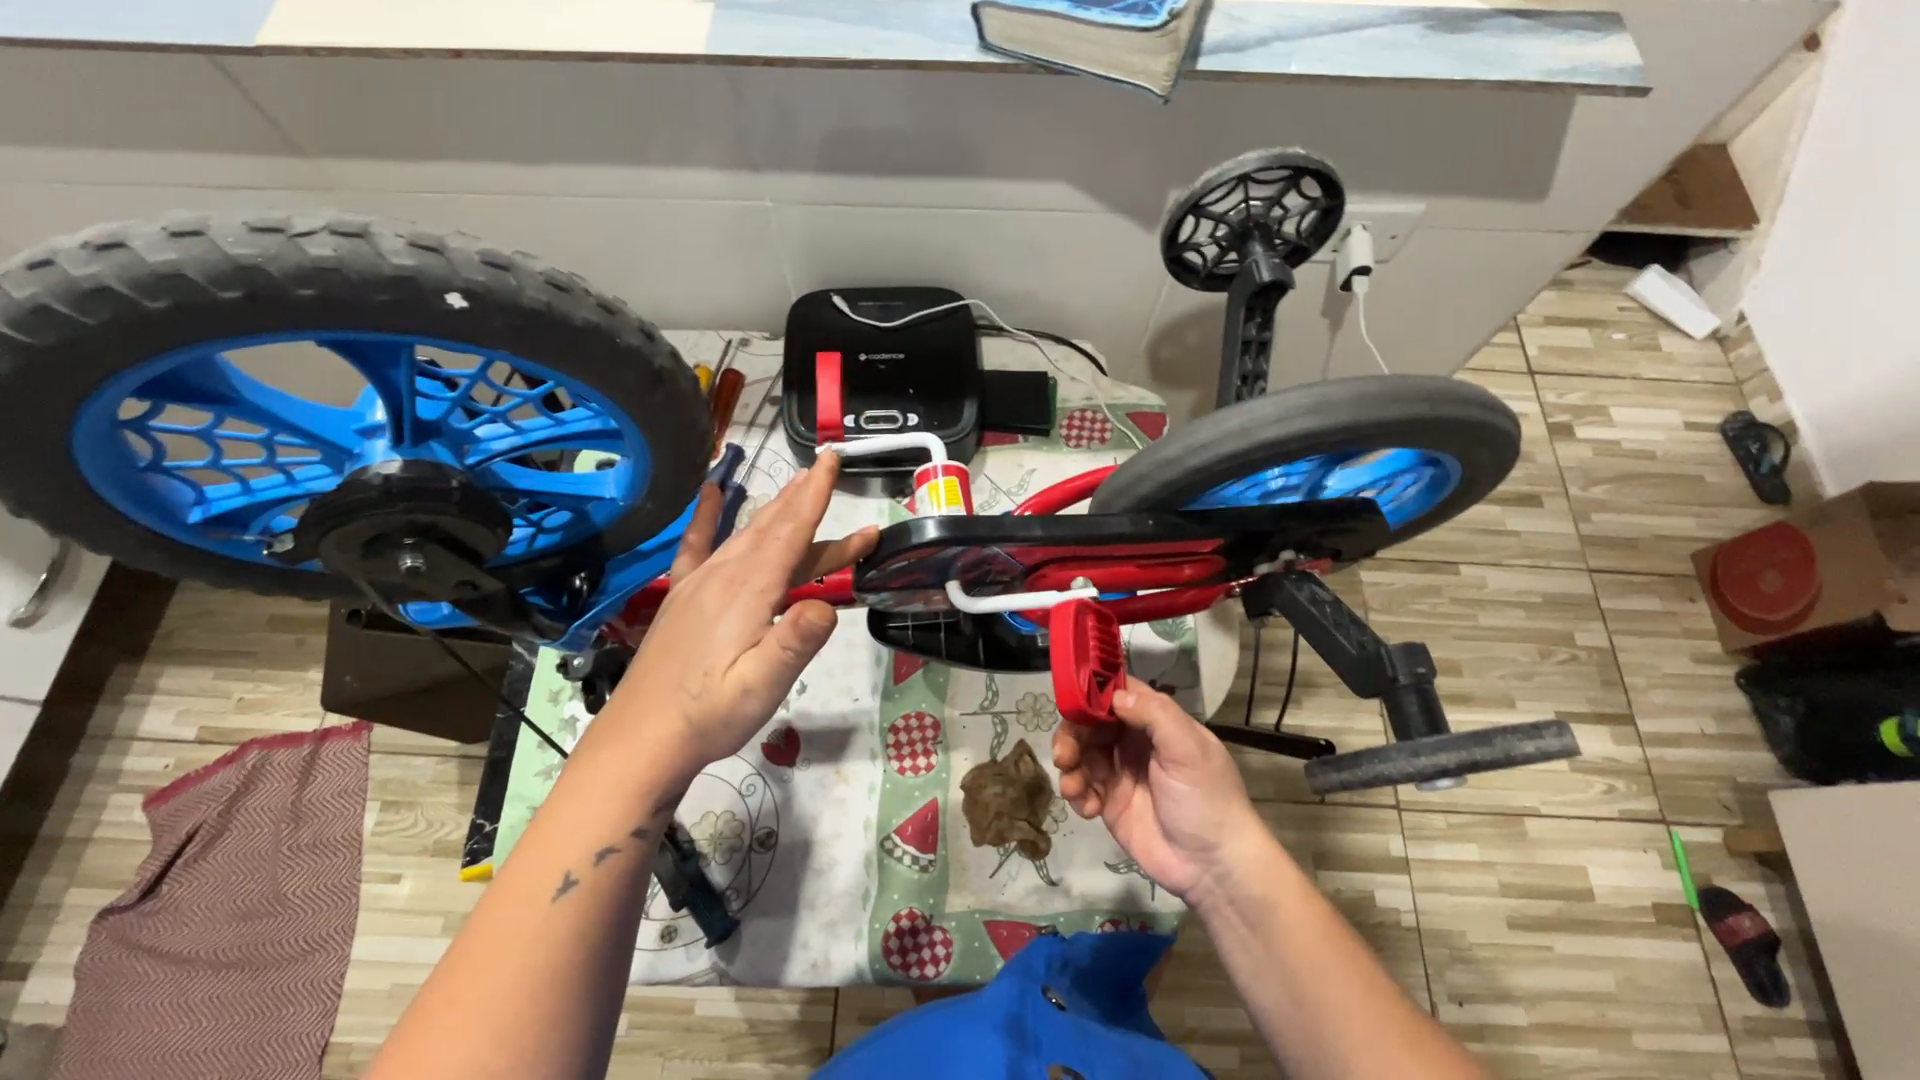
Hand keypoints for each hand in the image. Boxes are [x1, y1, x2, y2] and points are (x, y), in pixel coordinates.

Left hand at [598, 453, 878, 767]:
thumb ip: (794, 643)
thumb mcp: (762, 687)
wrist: (642, 738)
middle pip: (773, 529)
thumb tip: (828, 605)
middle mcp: (723, 577)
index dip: (815, 496)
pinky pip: (697, 545)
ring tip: (797, 484)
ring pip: (745, 535)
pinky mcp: (682, 598)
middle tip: (828, 468)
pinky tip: (710, 494)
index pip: (790, 533)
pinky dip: (706, 517)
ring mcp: (699, 584)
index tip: (832, 460)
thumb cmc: (710, 715)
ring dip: (776, 508)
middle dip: (804, 497)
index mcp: (748, 592)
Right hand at [1052, 676, 1266, 902]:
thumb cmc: (1205, 799)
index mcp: (1158, 723)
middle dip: (1072, 735)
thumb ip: (1154, 715)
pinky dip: (1077, 794)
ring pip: (1081, 754)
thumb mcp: (1189, 749)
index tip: (1071, 701)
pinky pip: (1082, 788)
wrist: (1212, 866)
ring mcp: (1121, 774)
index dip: (1094, 693)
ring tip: (1072, 788)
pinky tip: (1089, 809)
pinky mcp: (1110, 804)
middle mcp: (1136, 743)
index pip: (1120, 694)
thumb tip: (1115, 696)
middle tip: (1063, 755)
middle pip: (1091, 724)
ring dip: (1070, 766)